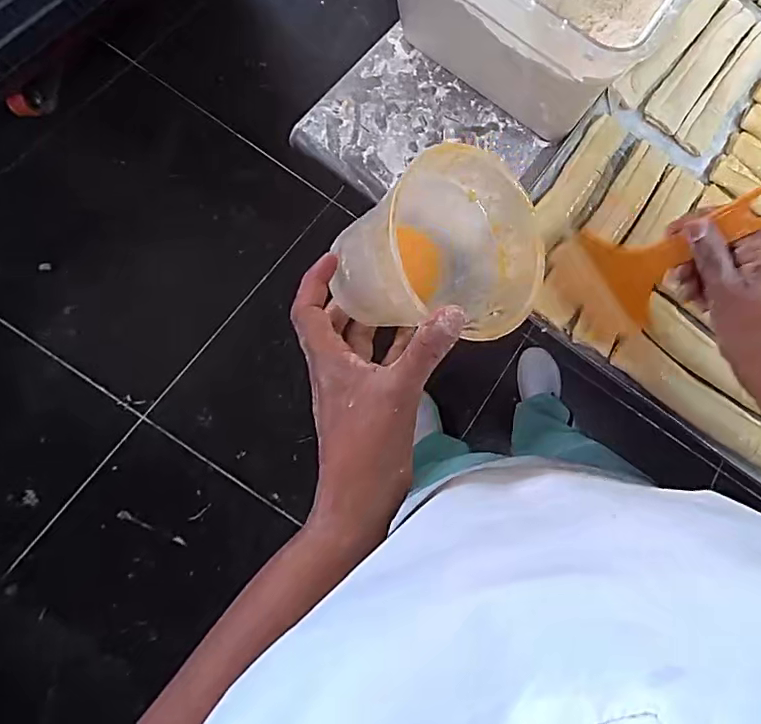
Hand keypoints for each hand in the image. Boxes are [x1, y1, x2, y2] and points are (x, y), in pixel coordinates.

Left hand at [289, 253, 463, 537]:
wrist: (358, 503)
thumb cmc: (364, 447)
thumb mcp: (398, 391)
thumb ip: (425, 350)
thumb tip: (452, 311)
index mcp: (328, 363)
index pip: (308, 312)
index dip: (315, 282)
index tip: (336, 258)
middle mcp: (336, 372)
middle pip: (334, 324)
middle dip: (352, 296)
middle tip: (379, 273)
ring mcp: (354, 390)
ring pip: (360, 344)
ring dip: (377, 320)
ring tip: (404, 296)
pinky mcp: (373, 404)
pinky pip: (383, 363)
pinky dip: (399, 346)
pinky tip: (424, 337)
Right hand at [670, 218, 760, 401]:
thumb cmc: (750, 335)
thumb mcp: (724, 291)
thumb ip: (710, 254)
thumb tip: (696, 222)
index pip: (730, 220)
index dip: (698, 223)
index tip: (670, 237)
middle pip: (724, 240)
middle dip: (695, 254)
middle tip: (673, 273)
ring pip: (723, 261)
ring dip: (699, 272)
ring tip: (684, 292)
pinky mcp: (757, 295)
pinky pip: (729, 280)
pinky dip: (710, 286)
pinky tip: (697, 301)